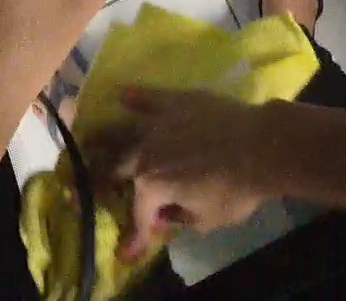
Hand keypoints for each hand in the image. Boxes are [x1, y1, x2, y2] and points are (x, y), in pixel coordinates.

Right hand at [105, 87, 282, 261]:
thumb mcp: (206, 220)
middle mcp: (145, 152)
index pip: (138, 216)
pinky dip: (135, 95)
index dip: (135, 237)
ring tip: (88, 136)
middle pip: (115, 166)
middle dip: (98, 180)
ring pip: (122, 128)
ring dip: (103, 135)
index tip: (129, 252)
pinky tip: (123, 93)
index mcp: (150, 185)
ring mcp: (158, 122)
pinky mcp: (175, 100)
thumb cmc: (235, 189)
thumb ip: (180, 218)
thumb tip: (168, 216)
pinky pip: (149, 96)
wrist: (260, 145)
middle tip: (85, 186)